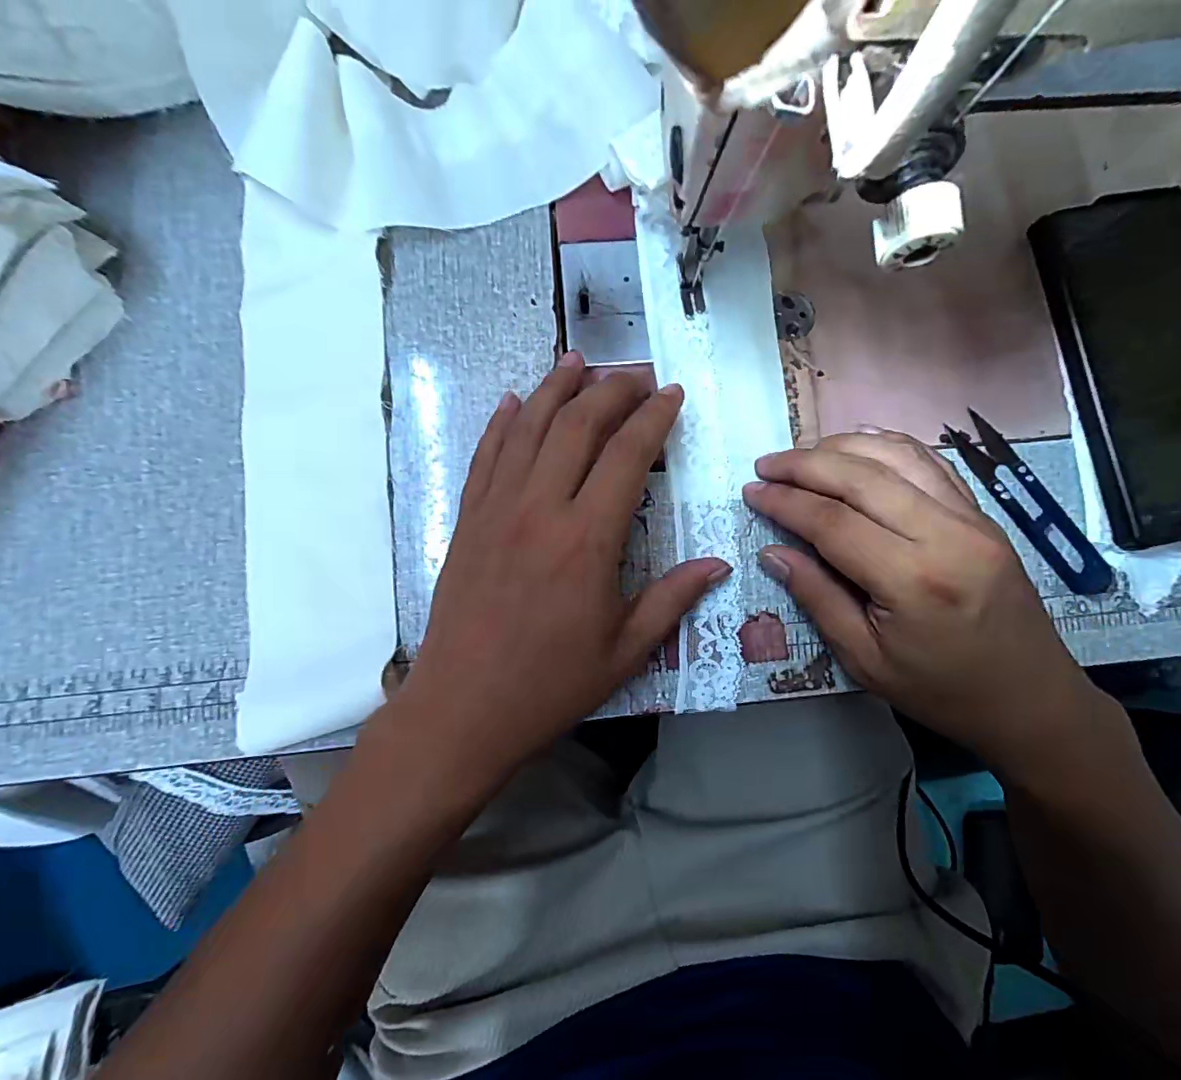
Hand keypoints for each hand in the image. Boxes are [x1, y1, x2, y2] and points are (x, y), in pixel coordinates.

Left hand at [389, 353, 728, 781]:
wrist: (462, 708)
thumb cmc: (550, 685)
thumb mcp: (625, 652)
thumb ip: (672, 600)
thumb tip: (718, 565)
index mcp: (588, 539)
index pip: (628, 454)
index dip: (654, 417)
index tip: (672, 393)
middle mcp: (540, 508)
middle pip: (578, 424)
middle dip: (612, 389)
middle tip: (637, 373)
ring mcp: (496, 509)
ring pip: (527, 427)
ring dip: (555, 388)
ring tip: (578, 361)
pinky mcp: (467, 520)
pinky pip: (485, 455)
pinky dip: (502, 422)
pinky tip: (513, 401)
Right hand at [742, 429, 1115, 777]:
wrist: (1030, 700)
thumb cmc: (941, 692)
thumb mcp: (865, 661)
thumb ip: (818, 598)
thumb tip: (773, 553)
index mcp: (912, 580)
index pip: (833, 522)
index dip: (786, 502)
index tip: (752, 492)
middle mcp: (945, 535)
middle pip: (862, 477)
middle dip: (806, 464)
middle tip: (766, 464)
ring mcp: (971, 519)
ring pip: (898, 457)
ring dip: (844, 446)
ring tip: (804, 454)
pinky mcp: (983, 516)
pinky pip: (931, 464)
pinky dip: (889, 446)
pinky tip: (860, 445)